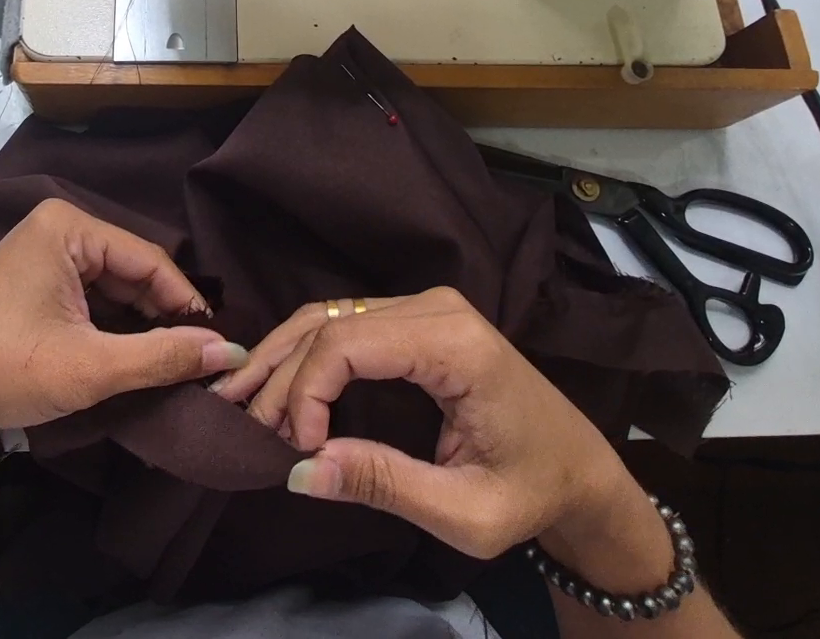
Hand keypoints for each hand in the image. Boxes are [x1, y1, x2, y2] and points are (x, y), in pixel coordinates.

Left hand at [0, 199, 248, 441]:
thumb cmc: (3, 370)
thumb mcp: (91, 367)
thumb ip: (163, 356)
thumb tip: (231, 351)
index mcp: (67, 227)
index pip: (148, 259)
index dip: (187, 302)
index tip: (217, 342)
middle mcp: (55, 227)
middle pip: (130, 268)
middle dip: (162, 312)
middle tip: (195, 355)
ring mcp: (40, 250)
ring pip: (112, 282)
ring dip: (139, 320)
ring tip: (169, 358)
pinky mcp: (32, 277)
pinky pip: (88, 291)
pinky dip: (112, 321)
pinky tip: (131, 350)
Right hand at [216, 287, 656, 575]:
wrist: (579, 467)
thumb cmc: (532, 491)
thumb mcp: (467, 513)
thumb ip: (384, 485)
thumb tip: (298, 471)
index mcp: (455, 345)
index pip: (347, 343)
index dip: (305, 391)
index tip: (295, 448)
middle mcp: (435, 307)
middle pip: (328, 324)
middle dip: (279, 375)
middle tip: (243, 423)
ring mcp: (424, 305)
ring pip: (327, 316)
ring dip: (281, 358)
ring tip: (240, 397)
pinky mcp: (415, 316)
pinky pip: (344, 323)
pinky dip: (304, 353)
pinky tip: (276, 381)